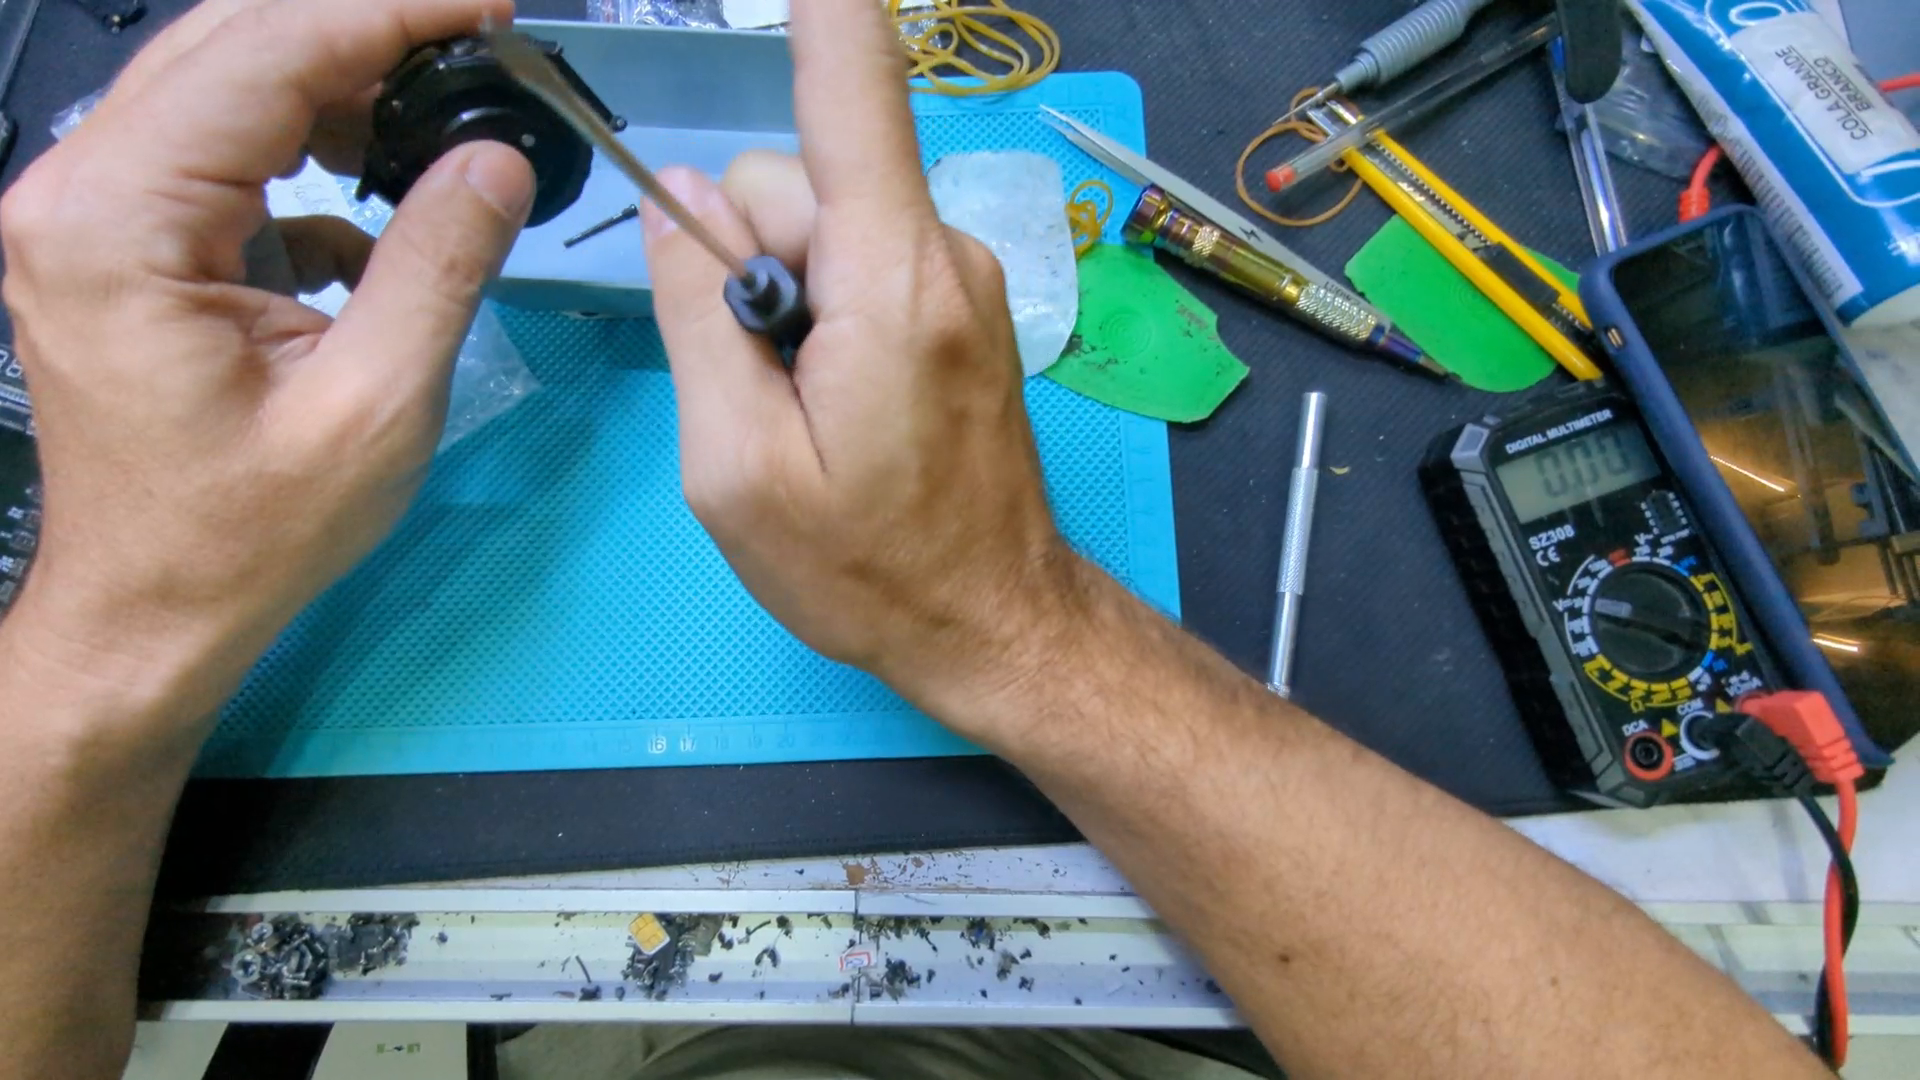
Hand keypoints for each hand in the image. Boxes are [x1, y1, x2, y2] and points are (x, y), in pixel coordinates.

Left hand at [0, 0, 532, 723]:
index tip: (485, 5)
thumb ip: (437, 265)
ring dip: (340, 96)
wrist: (168, 597)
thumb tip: (497, 161)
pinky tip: (369, 228)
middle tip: (480, 43)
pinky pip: (229, 166)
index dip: (383, 13)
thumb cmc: (270, 519)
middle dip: (362, 32)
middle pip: (226, 49)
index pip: (260, 57)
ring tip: (436, 130)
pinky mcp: (130, 248)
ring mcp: (94, 216)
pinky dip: (315, 169)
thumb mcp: (381, 396)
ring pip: (225, 97)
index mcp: (122, 221)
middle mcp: (77, 189)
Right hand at [643, 0, 1088, 733]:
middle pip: (798, 182)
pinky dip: (827, 318)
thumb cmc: (866, 569)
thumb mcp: (738, 466)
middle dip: (746, 262)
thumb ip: (699, 315)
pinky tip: (839, 404)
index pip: (852, 74)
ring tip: (806, 414)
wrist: (992, 622)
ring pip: (827, 230)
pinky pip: (865, 271)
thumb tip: (683, 201)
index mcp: (892, 278)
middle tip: (758, 387)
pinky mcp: (963, 318)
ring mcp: (962, 285)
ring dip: (784, 303)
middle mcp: (943, 254)